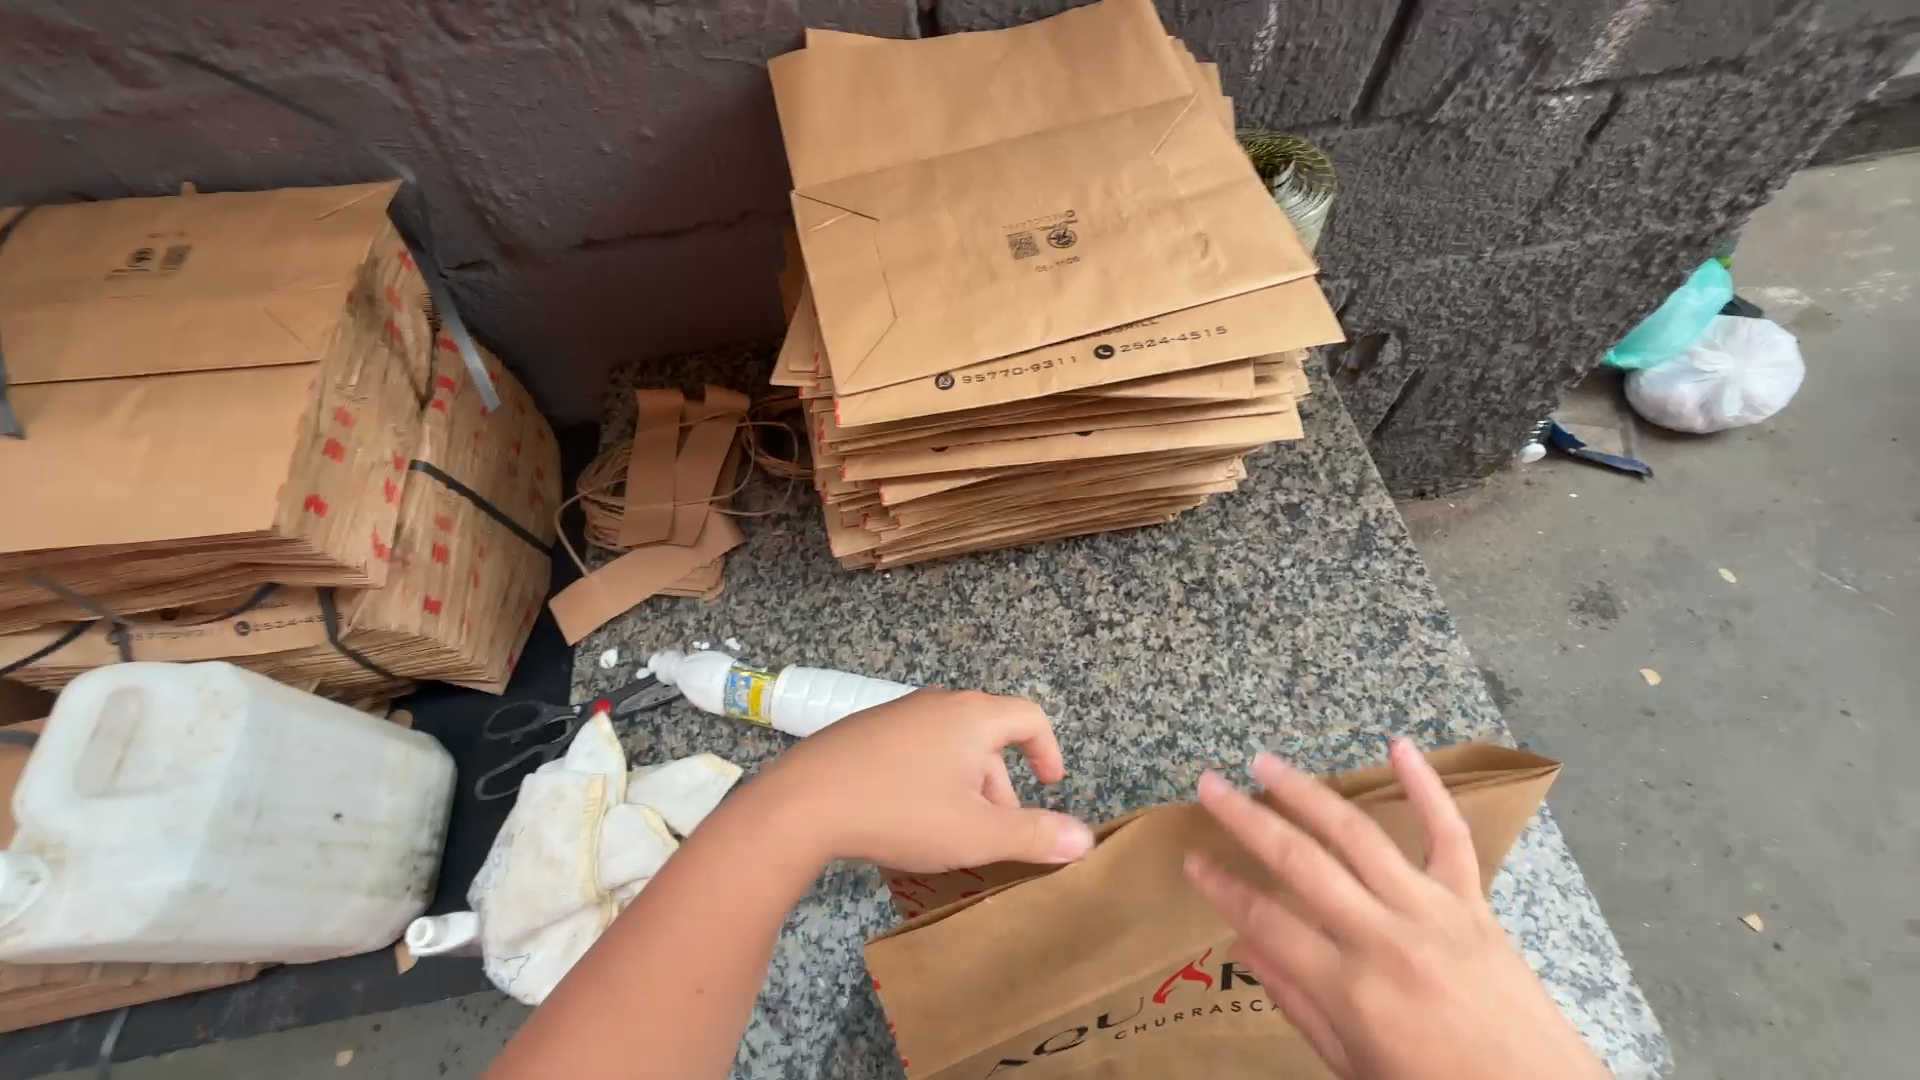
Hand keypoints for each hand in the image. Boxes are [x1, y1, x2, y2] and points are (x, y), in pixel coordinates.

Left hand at [751, 688, 1093, 871]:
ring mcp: (898, 712)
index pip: (1029, 717)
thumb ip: (1034, 834)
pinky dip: (930, 777)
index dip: (1048, 750)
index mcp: (973, 716)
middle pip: (988, 736)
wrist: (804, 802)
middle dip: (1000, 785)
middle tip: (996, 831)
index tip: (1052, 785)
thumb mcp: (976, 832)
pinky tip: (908, 816)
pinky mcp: (866, 729)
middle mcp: (939, 703)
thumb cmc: (902, 811)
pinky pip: (916, 748)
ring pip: (950, 745)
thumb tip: (1086, 838)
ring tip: (952, 831)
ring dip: (964, 785)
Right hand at [1185, 738, 1609, 1079]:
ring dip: (1305, 792)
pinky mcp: (1473, 903)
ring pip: (1358, 835)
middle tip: (1209, 784)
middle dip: (1246, 819)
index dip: (1222, 888)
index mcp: (1353, 991)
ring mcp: (1434, 913)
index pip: (1265, 921)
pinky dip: (1427, 788)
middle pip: (1301, 862)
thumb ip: (1299, 1005)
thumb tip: (1244, 947)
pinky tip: (1399, 745)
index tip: (1191, 861)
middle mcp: (1386, 940)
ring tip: (1265, 763)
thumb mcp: (1356, 1070)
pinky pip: (1450, 837)